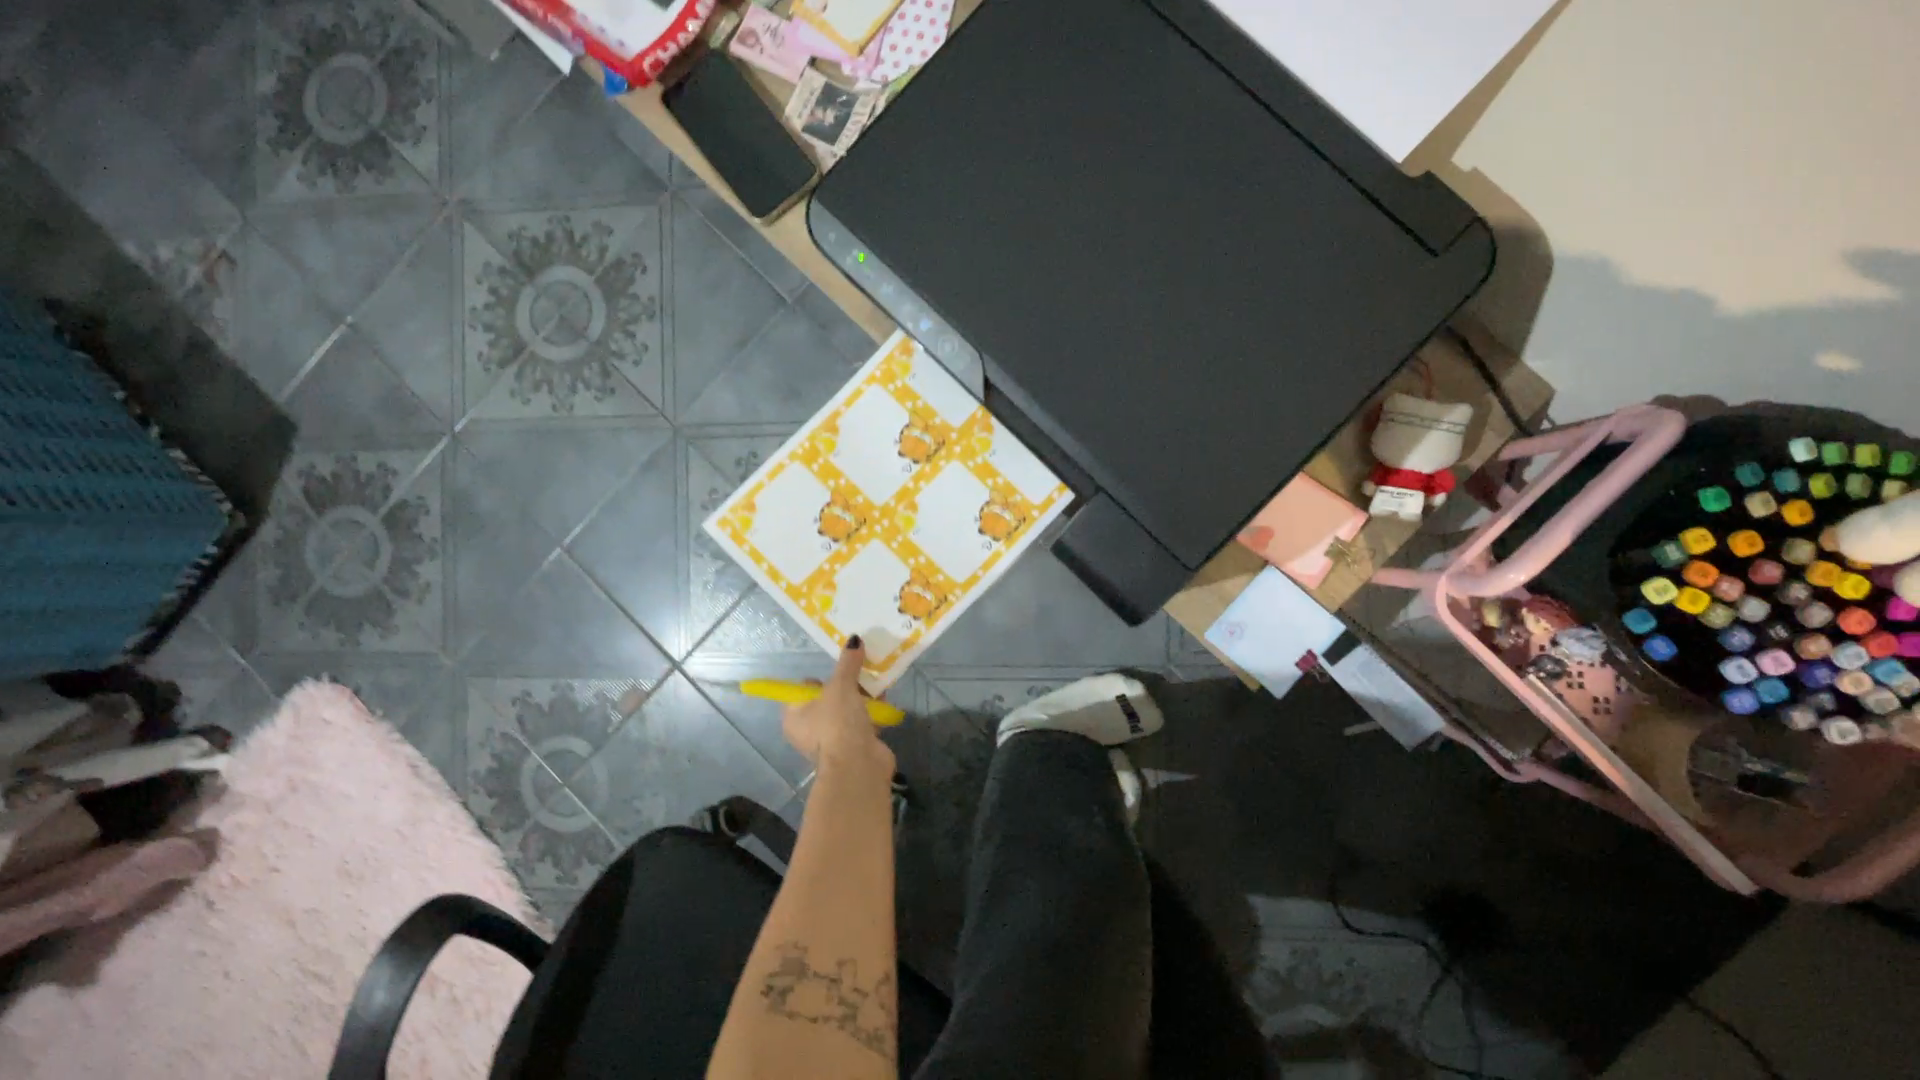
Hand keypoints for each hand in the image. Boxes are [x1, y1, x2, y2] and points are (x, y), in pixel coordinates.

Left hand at [783, 638, 894, 773]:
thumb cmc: (838, 723)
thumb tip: (855, 640)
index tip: (837, 671)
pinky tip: (885, 699)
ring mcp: (832, 740)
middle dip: (847, 685)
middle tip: (861, 671)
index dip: (820, 678)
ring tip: (876, 680)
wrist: (858, 766)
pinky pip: (862, 723)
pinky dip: (872, 713)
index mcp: (794, 716)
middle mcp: (809, 729)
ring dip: (862, 698)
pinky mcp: (853, 747)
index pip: (803, 688)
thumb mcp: (841, 686)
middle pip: (828, 698)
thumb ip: (848, 663)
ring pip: (847, 710)